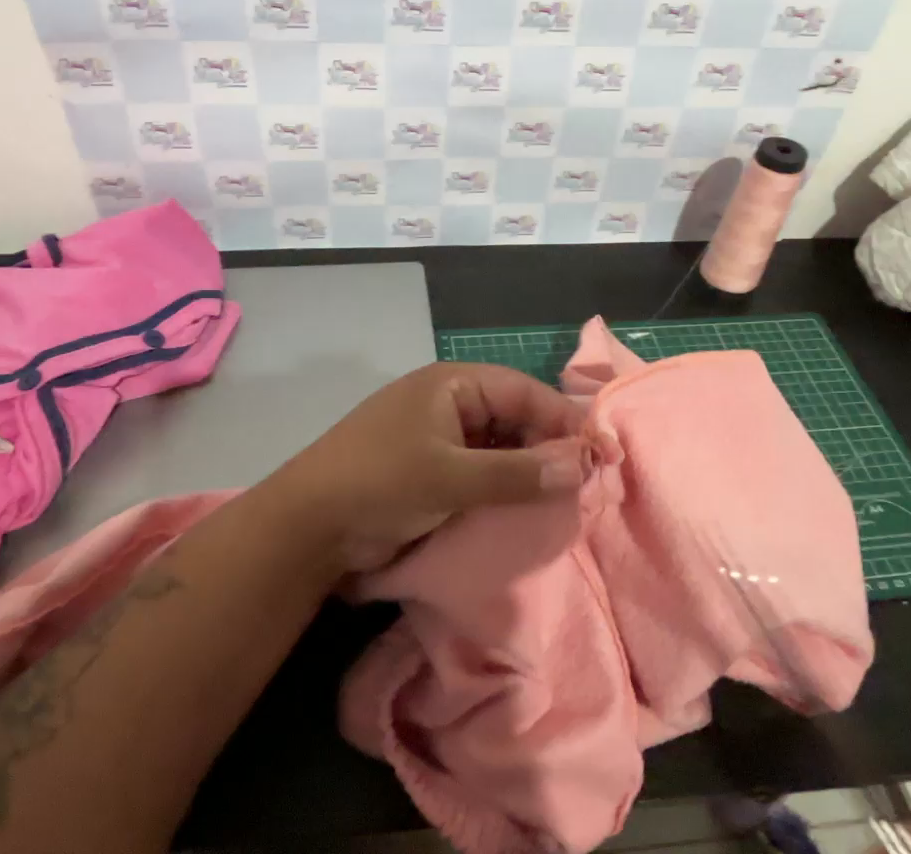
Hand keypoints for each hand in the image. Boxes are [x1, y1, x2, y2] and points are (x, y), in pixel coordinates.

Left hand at [260, 362, 588, 572]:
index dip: (564, 421)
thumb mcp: (452, 478)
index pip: (524, 393)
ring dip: (528, 470)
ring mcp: (438, 439)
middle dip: (548, 447)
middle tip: (584, 484)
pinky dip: (503, 487)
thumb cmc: (381, 483)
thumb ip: (518, 473)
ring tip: (563, 500)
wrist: (308, 525)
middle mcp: (449, 404)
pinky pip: (480, 472)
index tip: (601, 456)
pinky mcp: (431, 472)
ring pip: (500, 448)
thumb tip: (582, 466)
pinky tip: (526, 510)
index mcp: (452, 385)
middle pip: (514, 418)